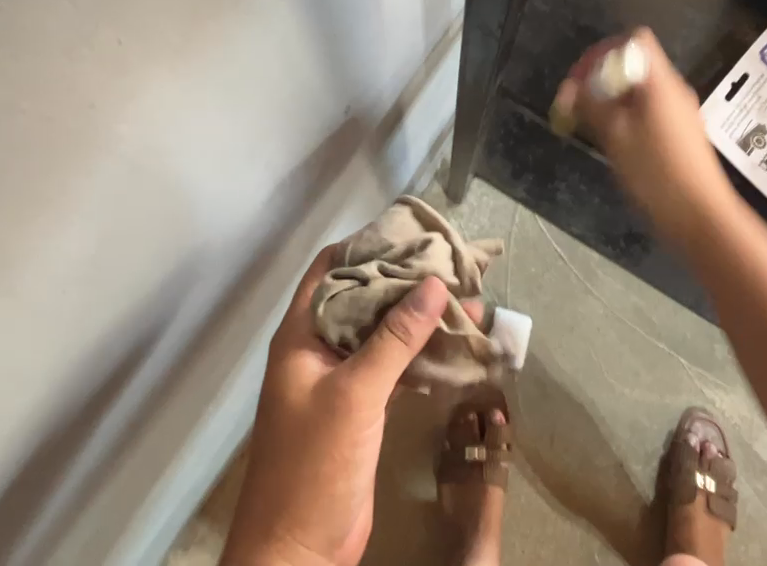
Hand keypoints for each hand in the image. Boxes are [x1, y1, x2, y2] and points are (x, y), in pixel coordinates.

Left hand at [221, 246, 453, 565]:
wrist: (296, 552)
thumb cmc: (313, 466)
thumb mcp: (354, 395)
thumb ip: (394, 339)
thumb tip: (433, 284)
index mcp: (302, 333)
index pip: (332, 268)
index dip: (369, 244)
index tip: (415, 232)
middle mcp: (319, 347)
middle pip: (365, 296)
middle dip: (407, 280)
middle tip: (454, 263)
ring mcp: (341, 377)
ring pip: (384, 332)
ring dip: (422, 318)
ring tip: (470, 299)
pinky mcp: (361, 406)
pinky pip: (394, 366)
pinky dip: (423, 354)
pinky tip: (457, 345)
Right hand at [554, 28, 732, 239]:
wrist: (701, 217)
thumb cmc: (657, 173)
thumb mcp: (615, 136)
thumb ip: (590, 105)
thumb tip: (570, 87)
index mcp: (660, 83)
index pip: (635, 41)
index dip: (603, 51)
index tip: (580, 77)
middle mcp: (673, 90)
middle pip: (634, 66)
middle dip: (601, 79)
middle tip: (576, 104)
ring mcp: (679, 113)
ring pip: (639, 91)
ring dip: (611, 100)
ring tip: (589, 124)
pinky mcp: (680, 134)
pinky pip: (647, 111)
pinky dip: (625, 117)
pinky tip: (612, 141)